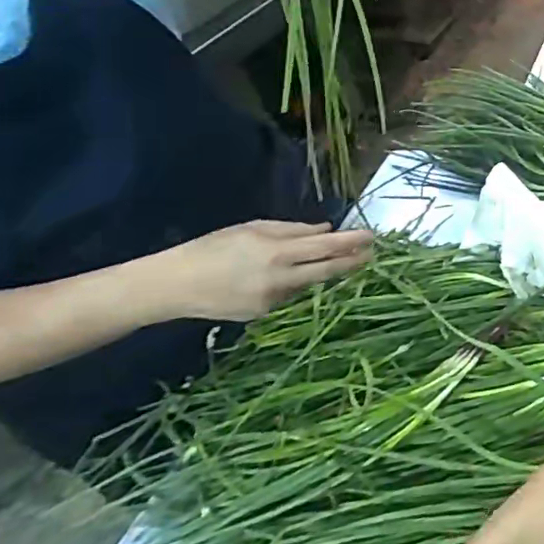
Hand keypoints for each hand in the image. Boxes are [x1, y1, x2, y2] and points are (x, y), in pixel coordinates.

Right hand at [145, 221, 373, 321]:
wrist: (171, 286)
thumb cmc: (213, 247)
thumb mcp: (255, 228)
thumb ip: (294, 230)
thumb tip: (326, 230)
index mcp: (278, 253)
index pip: (326, 247)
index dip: (352, 242)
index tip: (372, 236)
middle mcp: (279, 279)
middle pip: (326, 271)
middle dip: (352, 262)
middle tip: (371, 254)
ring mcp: (271, 301)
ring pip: (307, 283)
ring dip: (319, 271)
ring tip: (328, 257)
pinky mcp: (261, 315)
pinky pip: (288, 295)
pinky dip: (293, 283)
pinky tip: (282, 275)